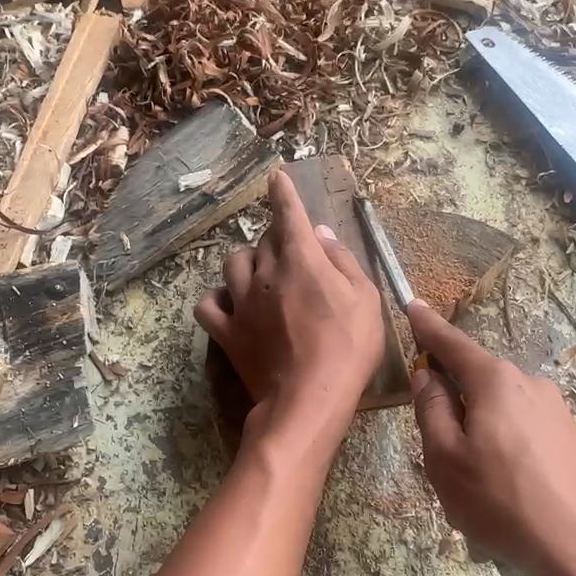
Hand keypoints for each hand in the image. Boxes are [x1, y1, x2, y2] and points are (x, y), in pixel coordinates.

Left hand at [196, 171, 384, 420]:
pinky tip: (231, 302)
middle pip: (264, 240)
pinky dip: (218, 297)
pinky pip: (208, 304)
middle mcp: (265, 272)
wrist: (308, 398)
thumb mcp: (366, 300)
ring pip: (232, 264)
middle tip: (297, 257)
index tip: (275, 177)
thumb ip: (342, 262)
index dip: (282, 193)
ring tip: (263, 275)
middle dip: (278, 239)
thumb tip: (321, 235)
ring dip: (248, 262)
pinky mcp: (226, 332)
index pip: (288, 214)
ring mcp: (241, 303)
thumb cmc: (349, 348)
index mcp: (301, 259)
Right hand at [407, 302, 575, 575]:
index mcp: (494, 381)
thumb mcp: (445, 459)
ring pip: (503, 413)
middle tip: (445, 458)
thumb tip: (428, 376)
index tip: (412, 306)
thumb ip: (431, 410)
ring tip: (482, 492)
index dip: (428, 328)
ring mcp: (557, 410)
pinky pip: (527, 434)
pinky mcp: (573, 437)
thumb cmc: (500, 501)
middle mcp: (529, 383)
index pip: (452, 344)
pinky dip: (510, 454)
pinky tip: (512, 497)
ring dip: (484, 438)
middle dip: (457, 407)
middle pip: (478, 382)